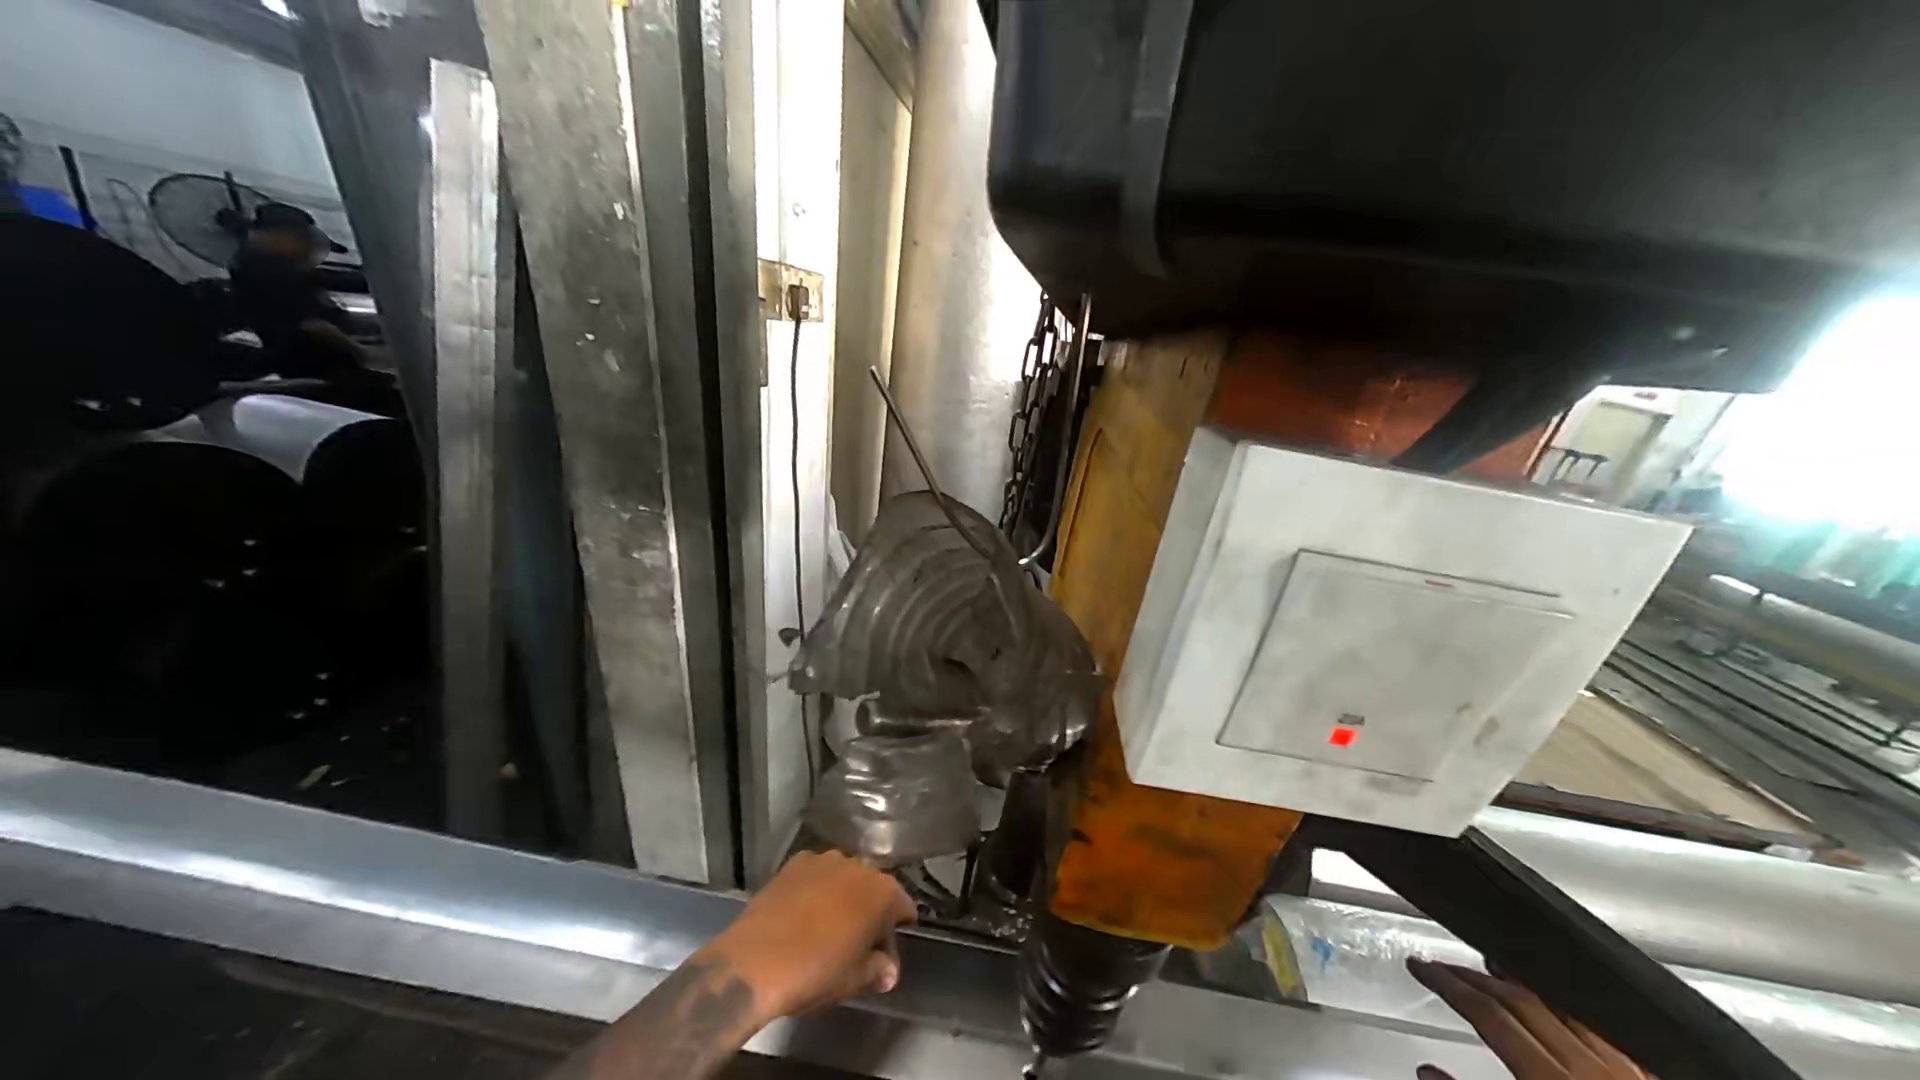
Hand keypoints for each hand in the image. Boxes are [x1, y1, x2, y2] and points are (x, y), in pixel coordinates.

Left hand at [698, 850, 915, 1022]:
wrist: (754, 962)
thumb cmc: (814, 972)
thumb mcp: (854, 981)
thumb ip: (877, 970)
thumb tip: (887, 971)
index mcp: (882, 892)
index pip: (903, 907)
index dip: (896, 933)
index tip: (885, 956)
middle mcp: (858, 866)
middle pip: (873, 889)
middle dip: (870, 912)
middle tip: (856, 945)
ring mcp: (824, 859)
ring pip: (844, 878)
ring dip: (842, 897)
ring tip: (826, 928)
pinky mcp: (794, 863)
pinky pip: (815, 874)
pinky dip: (815, 888)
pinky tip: (801, 913)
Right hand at [1408, 959, 1650, 1079]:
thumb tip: (1428, 1072)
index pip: (1489, 1015)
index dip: (1448, 984)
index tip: (1420, 967)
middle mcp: (1592, 1072)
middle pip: (1522, 1003)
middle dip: (1475, 977)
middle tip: (1443, 966)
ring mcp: (1631, 1077)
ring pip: (1567, 1008)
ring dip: (1524, 983)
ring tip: (1496, 966)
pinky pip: (1610, 1034)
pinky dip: (1576, 1010)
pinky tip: (1566, 1006)